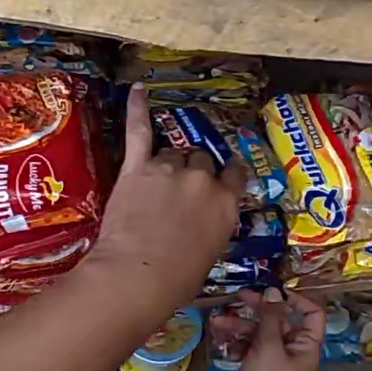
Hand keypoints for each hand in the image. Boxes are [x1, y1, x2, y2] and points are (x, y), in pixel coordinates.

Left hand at [82, 86, 245, 305]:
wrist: (139, 275)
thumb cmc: (177, 280)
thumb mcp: (209, 254)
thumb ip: (210, 227)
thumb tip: (200, 224)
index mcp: (226, 203)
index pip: (233, 174)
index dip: (224, 176)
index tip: (220, 178)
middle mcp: (202, 180)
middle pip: (201, 161)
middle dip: (192, 173)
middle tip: (178, 193)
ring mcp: (169, 170)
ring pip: (173, 154)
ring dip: (167, 164)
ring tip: (155, 181)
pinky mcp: (137, 168)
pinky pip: (139, 130)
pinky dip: (137, 109)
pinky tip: (137, 91)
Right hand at [224, 287, 324, 370]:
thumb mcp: (269, 346)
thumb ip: (271, 316)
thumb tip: (273, 290)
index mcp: (305, 346)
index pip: (312, 315)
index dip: (297, 300)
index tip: (274, 292)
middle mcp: (291, 350)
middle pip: (279, 320)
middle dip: (258, 309)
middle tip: (239, 296)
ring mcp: (271, 359)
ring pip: (258, 332)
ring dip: (238, 325)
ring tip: (218, 322)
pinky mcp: (254, 367)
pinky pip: (246, 346)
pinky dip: (234, 340)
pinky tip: (219, 338)